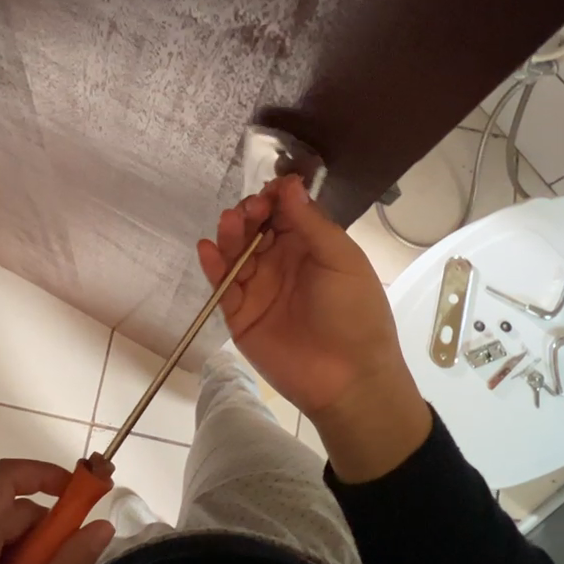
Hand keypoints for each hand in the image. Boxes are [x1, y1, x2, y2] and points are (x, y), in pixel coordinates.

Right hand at [196, 174, 430, 481]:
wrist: (348, 379)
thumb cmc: (355, 314)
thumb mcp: (342, 261)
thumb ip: (312, 223)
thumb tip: (289, 184)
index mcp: (310, 246)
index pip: (285, 211)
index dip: (275, 197)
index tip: (270, 190)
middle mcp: (281, 262)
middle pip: (256, 226)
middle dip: (250, 212)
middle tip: (251, 211)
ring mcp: (258, 287)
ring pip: (236, 251)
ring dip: (230, 233)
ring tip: (231, 223)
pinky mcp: (239, 313)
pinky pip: (222, 283)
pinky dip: (212, 264)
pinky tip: (208, 248)